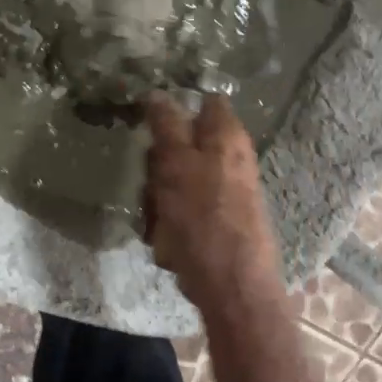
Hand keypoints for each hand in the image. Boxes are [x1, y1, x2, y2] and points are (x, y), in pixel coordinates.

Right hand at [142, 91, 281, 308]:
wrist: (233, 289)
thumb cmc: (203, 218)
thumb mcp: (175, 163)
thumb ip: (166, 124)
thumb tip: (157, 92)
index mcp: (227, 135)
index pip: (203, 100)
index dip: (176, 105)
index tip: (149, 121)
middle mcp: (232, 158)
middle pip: (184, 143)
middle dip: (159, 162)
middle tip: (150, 181)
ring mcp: (228, 192)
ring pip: (179, 180)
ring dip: (159, 198)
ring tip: (156, 219)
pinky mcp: (220, 222)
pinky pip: (186, 211)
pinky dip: (171, 223)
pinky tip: (167, 242)